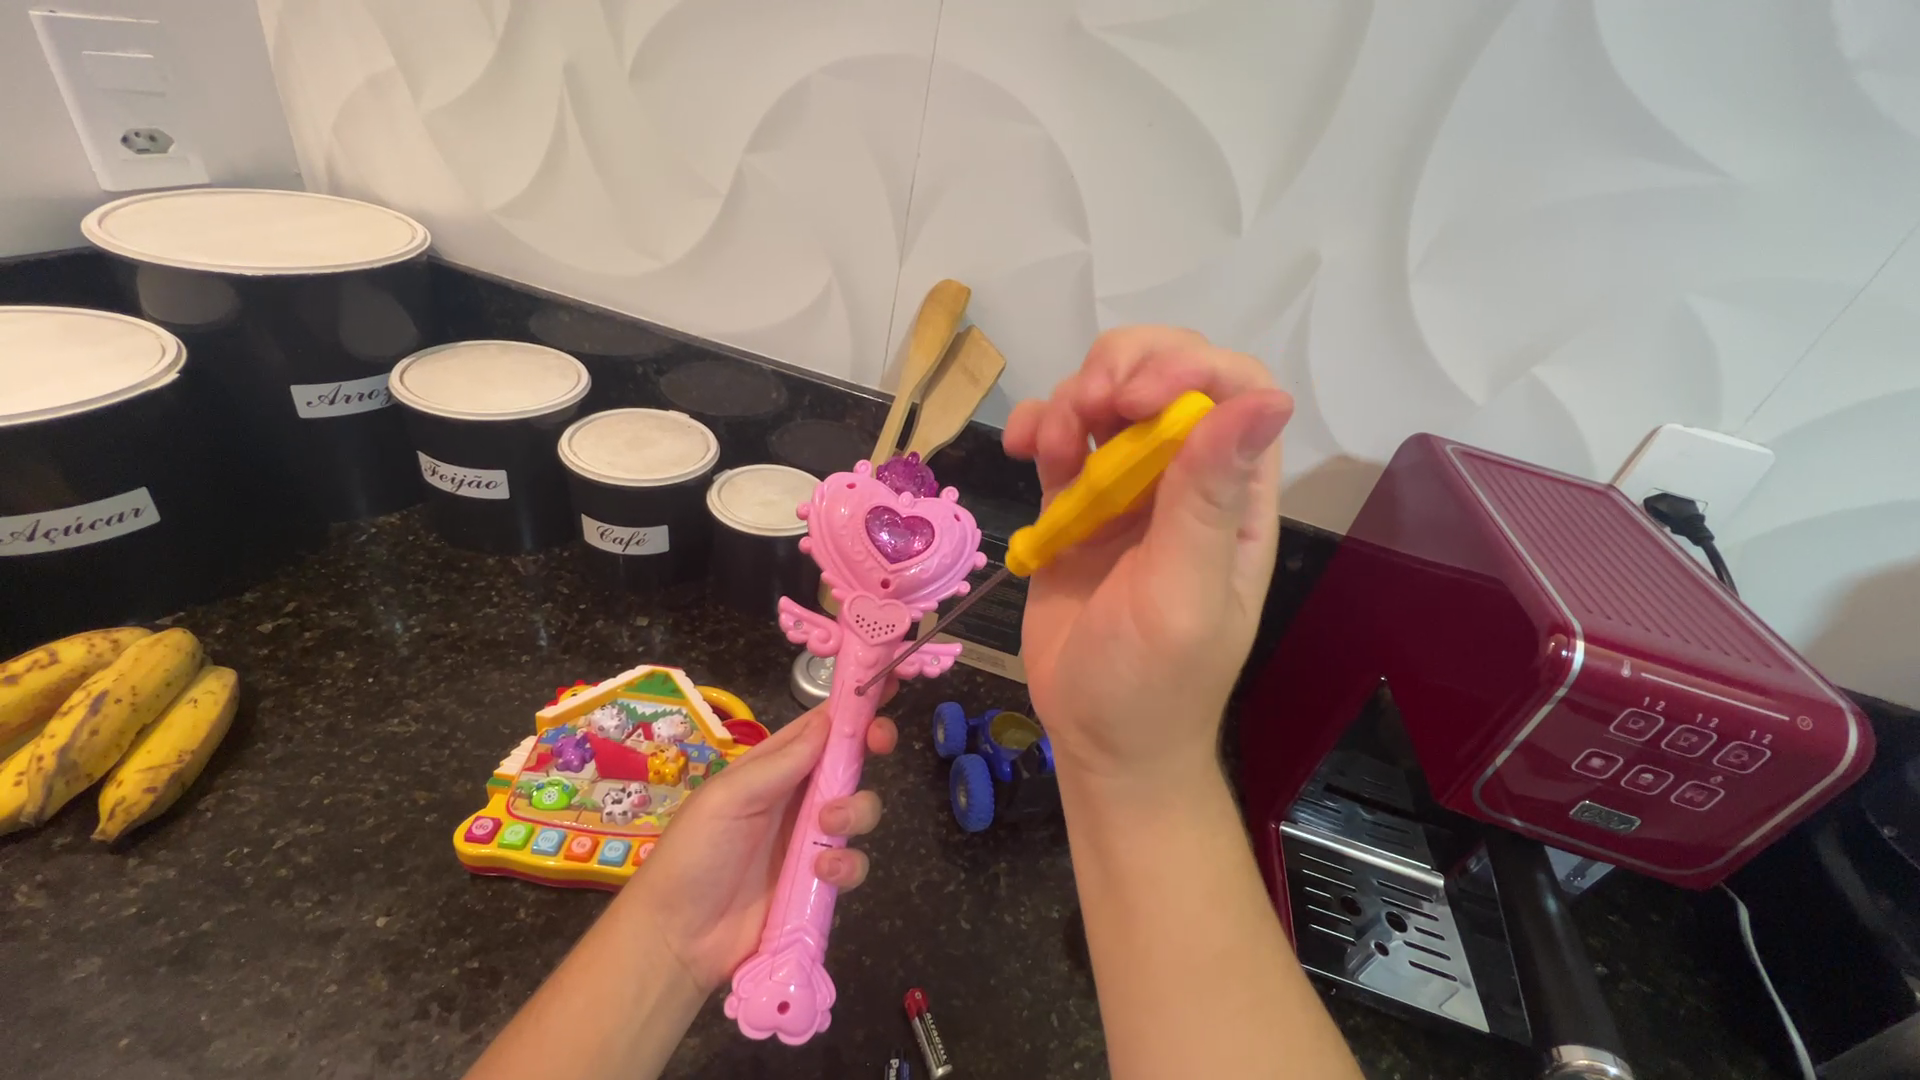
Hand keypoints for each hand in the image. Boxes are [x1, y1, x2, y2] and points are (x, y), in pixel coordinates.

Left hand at [613, 704, 895, 992]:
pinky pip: (854, 861)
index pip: (821, 724)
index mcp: (774, 765)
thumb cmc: (695, 853)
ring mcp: (811, 836)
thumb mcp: (729, 797)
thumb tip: (829, 720)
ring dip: (855, 810)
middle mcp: (799, 794)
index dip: (853, 703)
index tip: (888, 682)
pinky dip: (846, 864)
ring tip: (827, 826)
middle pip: (852, 758)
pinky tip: (822, 871)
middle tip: (879, 742)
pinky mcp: (820, 878)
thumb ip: (782, 762)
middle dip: (873, 743)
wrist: (678, 938)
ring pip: (860, 806)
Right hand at [1003, 326, 1291, 786]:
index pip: (1233, 389)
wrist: (1100, 739)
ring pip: (1103, 398)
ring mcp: (1124, 489)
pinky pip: (1057, 442)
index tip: (1133, 403)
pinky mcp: (1073, 506)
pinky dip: (1035, 428)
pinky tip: (1020, 450)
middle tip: (1084, 408)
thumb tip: (1265, 402)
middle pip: (1164, 376)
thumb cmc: (1154, 683)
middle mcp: (1183, 479)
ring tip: (1042, 448)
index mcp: (1231, 496)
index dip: (1186, 370)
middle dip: (1120, 371)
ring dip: (1068, 400)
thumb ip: (1209, 500)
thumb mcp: (1184, 596)